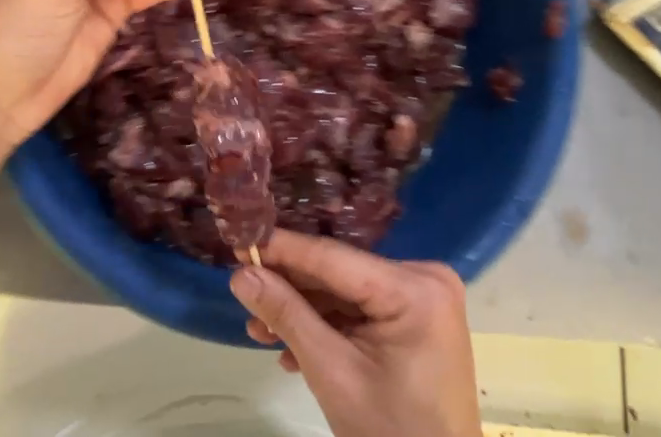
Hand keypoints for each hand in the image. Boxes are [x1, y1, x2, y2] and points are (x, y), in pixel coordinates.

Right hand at [231, 230, 479, 436]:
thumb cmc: (391, 431)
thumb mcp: (332, 372)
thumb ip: (286, 315)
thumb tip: (239, 274)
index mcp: (414, 287)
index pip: (330, 257)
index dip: (279, 249)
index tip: (237, 244)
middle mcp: (423, 278)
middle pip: (336, 273)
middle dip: (288, 288)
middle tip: (242, 290)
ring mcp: (422, 298)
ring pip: (343, 292)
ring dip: (301, 312)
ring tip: (259, 330)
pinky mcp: (416, 319)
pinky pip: (359, 310)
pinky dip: (326, 326)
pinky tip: (290, 348)